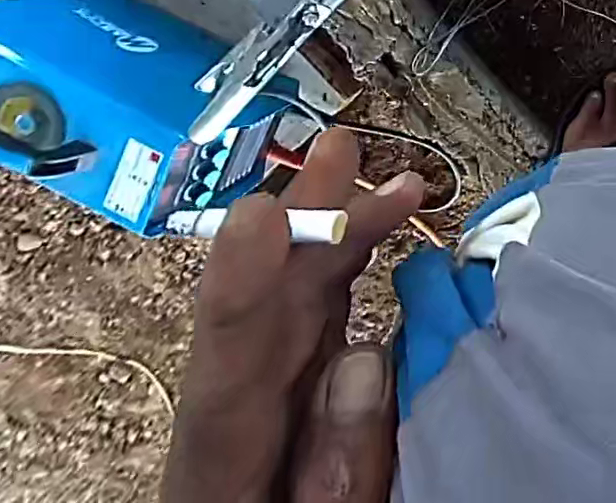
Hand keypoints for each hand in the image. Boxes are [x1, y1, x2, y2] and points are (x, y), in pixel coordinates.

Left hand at [162, 129, 424, 502]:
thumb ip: (339, 467)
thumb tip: (363, 357)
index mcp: (227, 463)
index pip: (228, 373)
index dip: (240, 286)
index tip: (261, 214)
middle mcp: (244, 404)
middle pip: (270, 305)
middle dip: (306, 220)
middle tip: (340, 147)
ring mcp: (275, 383)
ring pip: (303, 289)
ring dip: (340, 223)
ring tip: (389, 175)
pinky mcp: (306, 372)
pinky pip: (328, 303)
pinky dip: (352, 253)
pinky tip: (376, 219)